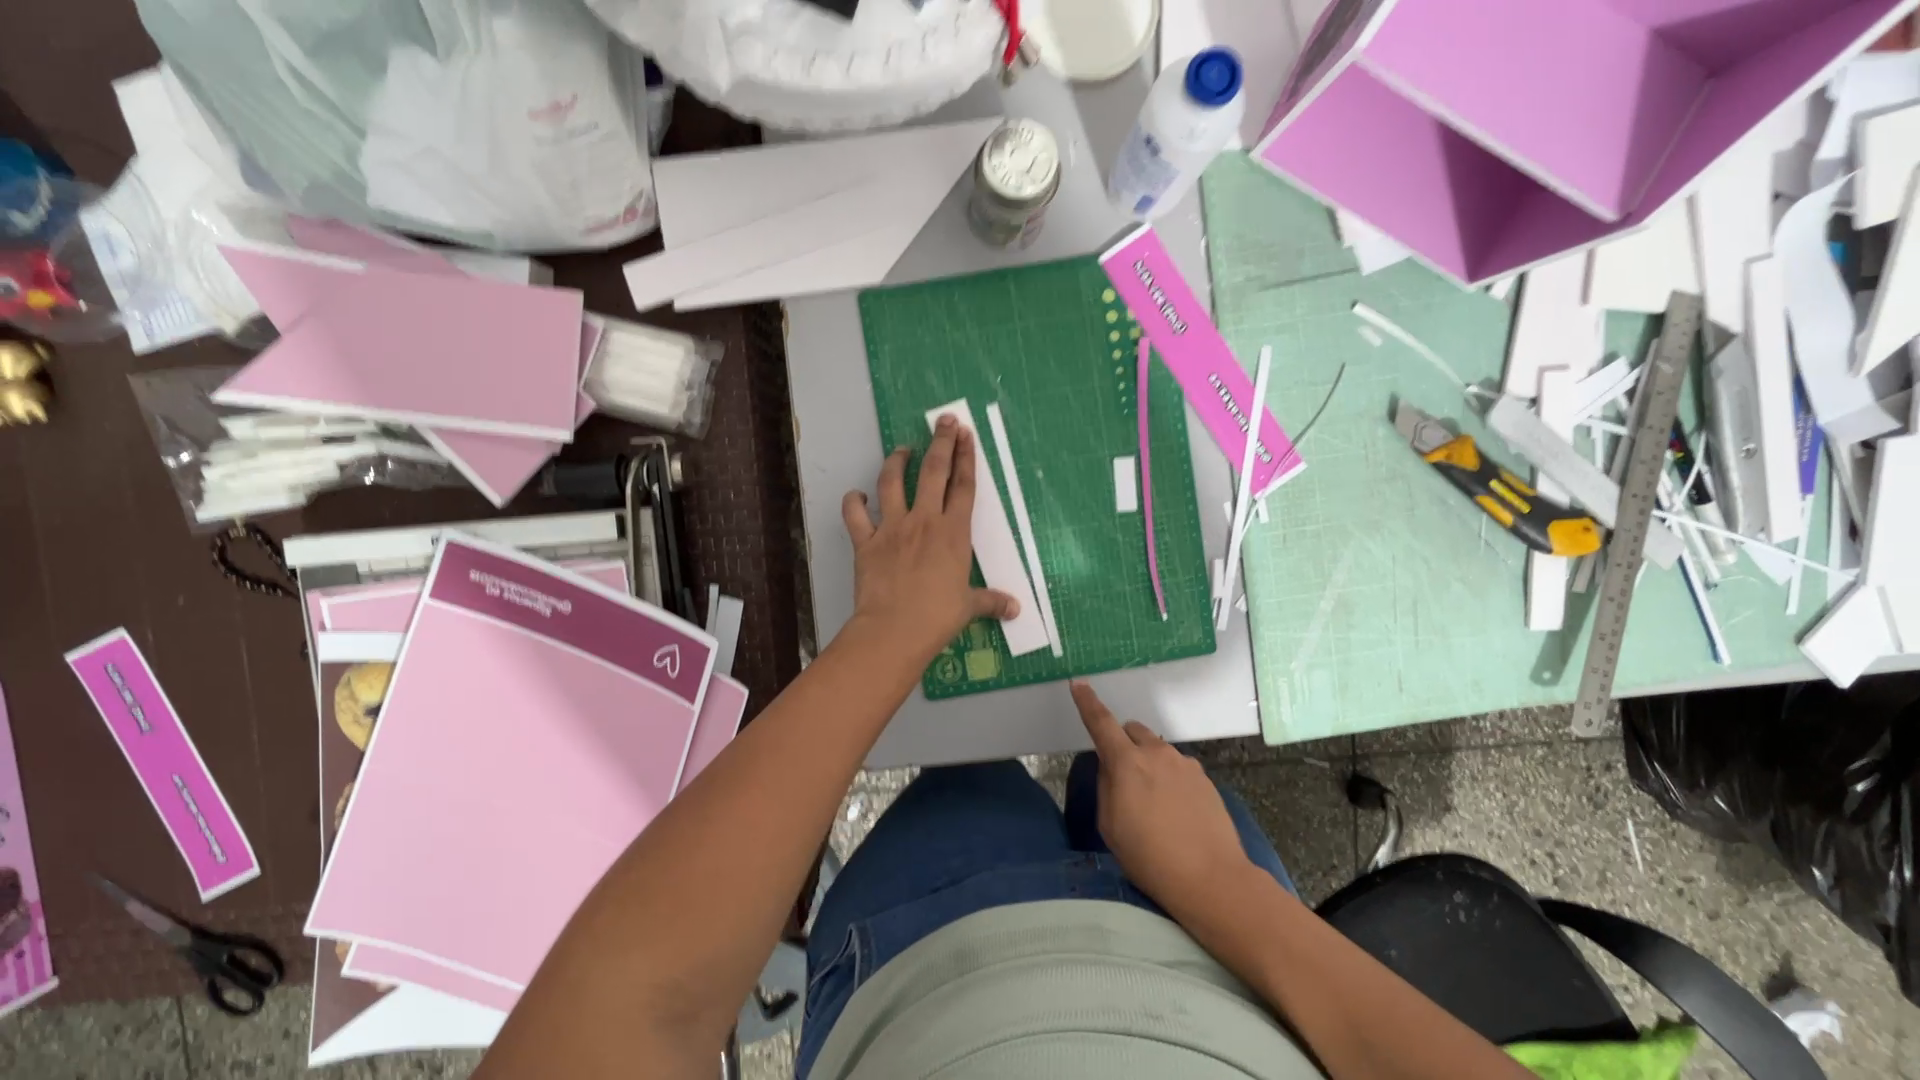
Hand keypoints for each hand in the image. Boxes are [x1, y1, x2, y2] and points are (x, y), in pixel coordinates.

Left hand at [841, 417, 1018, 663]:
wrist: (894, 629)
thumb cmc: (938, 617)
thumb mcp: (969, 607)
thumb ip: (990, 601)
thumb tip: (1015, 609)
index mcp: (954, 533)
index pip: (964, 486)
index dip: (967, 457)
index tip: (967, 434)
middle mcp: (924, 521)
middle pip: (934, 472)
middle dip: (941, 442)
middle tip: (944, 421)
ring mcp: (892, 528)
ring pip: (892, 482)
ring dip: (896, 461)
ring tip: (901, 449)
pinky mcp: (865, 541)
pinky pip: (855, 514)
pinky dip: (854, 501)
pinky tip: (857, 496)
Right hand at [1072, 682, 1254, 911]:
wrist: (1210, 877)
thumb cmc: (1148, 856)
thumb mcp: (1110, 825)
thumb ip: (1107, 786)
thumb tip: (1112, 768)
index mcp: (1127, 763)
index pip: (1101, 723)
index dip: (1087, 702)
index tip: (1079, 684)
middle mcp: (1157, 753)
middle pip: (1133, 732)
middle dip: (1123, 744)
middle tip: (1122, 778)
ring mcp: (1185, 764)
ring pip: (1157, 751)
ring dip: (1148, 764)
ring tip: (1153, 804)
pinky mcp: (1205, 778)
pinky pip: (1178, 768)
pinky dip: (1169, 779)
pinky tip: (1175, 811)